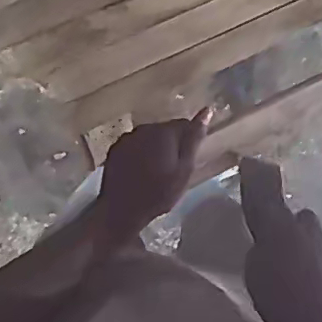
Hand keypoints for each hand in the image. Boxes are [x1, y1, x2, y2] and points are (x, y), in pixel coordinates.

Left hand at [96, 110, 210, 240]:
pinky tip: (140, 173)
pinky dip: (139, 155)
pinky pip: (134, 146)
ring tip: (156, 173)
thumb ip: (194, 140)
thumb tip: (207, 111)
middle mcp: (144, 129)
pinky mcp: (114, 150)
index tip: (188, 160)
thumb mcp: (184, 169)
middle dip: (171, 145)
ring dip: (155, 149)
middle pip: (165, 130)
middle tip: (174, 170)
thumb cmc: (159, 192)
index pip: (184, 124)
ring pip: (148, 138)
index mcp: (164, 132)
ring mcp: (126, 139)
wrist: (122, 210)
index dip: (189, 141)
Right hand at [239, 157, 321, 321]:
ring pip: (304, 263)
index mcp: (308, 227)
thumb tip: (255, 159)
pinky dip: (290, 290)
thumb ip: (263, 201)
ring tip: (259, 281)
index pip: (293, 212)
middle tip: (252, 254)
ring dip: (286, 267)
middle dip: (282, 242)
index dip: (274, 216)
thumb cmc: (288, 282)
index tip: (252, 225)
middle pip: (300, 237)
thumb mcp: (268, 235)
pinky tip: (275, 303)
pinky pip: (303, 289)